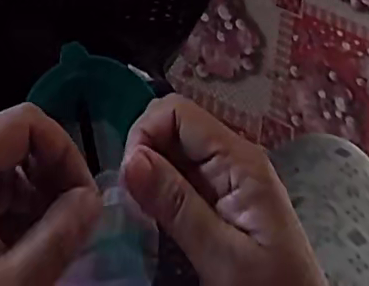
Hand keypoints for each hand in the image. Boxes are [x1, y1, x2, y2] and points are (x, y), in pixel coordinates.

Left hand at [0, 103, 101, 285]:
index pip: (26, 123)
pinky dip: (27, 222)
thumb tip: (93, 201)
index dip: (63, 152)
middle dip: (56, 180)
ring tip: (64, 244)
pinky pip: (2, 203)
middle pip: (21, 145)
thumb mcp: (8, 283)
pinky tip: (40, 255)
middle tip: (81, 225)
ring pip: (15, 175)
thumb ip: (56, 238)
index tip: (87, 198)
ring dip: (45, 204)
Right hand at [121, 95, 323, 285]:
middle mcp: (233, 156)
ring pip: (174, 149)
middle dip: (145, 151)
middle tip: (133, 198)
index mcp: (239, 158)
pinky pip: (182, 175)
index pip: (177, 111)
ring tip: (141, 209)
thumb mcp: (223, 257)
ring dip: (150, 171)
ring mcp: (228, 177)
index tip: (129, 177)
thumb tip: (130, 159)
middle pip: (174, 125)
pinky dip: (161, 188)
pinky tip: (156, 215)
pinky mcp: (223, 198)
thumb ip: (177, 205)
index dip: (146, 133)